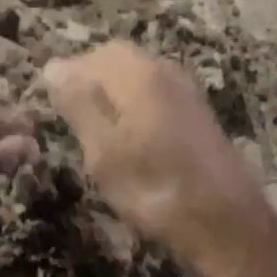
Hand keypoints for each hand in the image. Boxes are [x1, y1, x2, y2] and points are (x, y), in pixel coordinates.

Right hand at [42, 41, 273, 276]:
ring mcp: (188, 93)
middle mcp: (166, 72)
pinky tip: (132, 142)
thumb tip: (54, 66)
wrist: (225, 221)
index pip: (93, 55)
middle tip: (72, 121)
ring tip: (98, 134)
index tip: (52, 107)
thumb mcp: (103, 151)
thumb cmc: (154, 188)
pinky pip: (158, 97)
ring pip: (140, 79)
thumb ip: (78, 104)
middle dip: (92, 83)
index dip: (68, 75)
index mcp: (140, 74)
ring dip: (115, 97)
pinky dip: (137, 110)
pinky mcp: (199, 116)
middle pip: (119, 61)